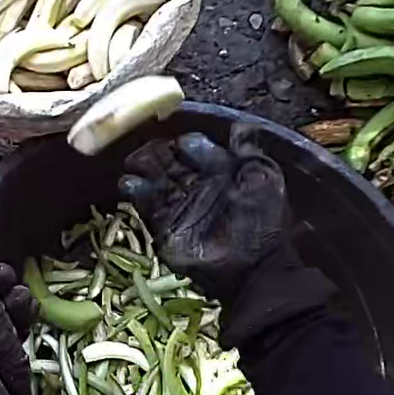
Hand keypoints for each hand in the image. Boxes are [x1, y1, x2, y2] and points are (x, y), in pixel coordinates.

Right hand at [118, 125, 291, 302]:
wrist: (254, 268)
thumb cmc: (263, 222)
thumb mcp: (264, 178)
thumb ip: (249, 150)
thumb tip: (236, 126)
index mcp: (218, 172)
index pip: (194, 149)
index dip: (186, 143)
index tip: (181, 142)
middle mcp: (195, 187)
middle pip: (168, 161)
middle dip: (156, 152)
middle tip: (146, 148)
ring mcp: (179, 207)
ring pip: (153, 180)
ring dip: (142, 169)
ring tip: (135, 162)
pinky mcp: (165, 228)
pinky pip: (147, 206)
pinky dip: (136, 193)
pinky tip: (129, 182)